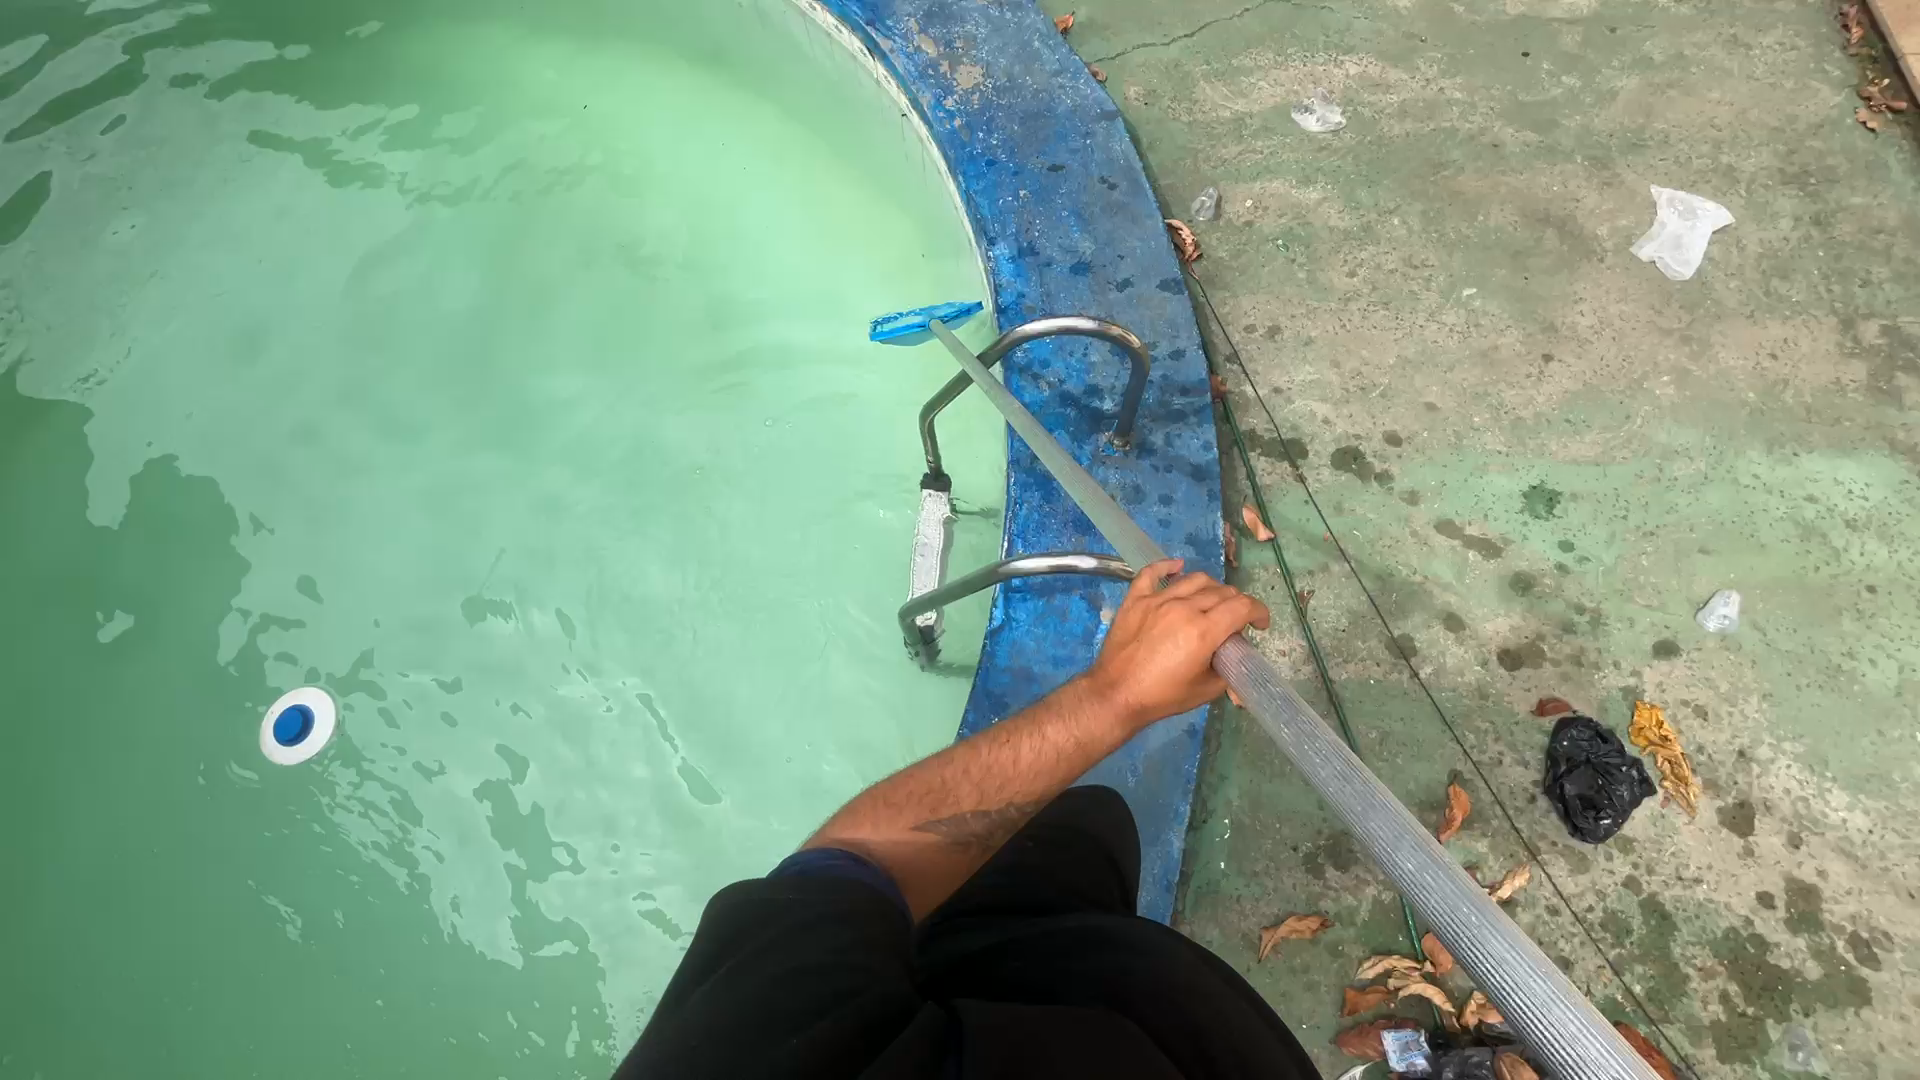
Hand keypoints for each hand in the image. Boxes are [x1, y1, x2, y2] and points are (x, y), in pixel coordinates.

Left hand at [1083, 559, 1270, 729]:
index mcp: (1204, 630)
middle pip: (1221, 592)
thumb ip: (1228, 668)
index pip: (1243, 606)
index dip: (1259, 612)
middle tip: (1235, 621)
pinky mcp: (1135, 600)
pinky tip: (1177, 566)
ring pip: (1194, 580)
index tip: (1260, 624)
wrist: (1116, 694)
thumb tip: (1233, 655)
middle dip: (1237, 604)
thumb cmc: (1162, 697)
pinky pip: (1152, 573)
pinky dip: (1167, 566)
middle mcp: (1183, 608)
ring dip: (1211, 588)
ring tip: (1212, 601)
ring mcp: (1157, 600)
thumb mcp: (1207, 689)